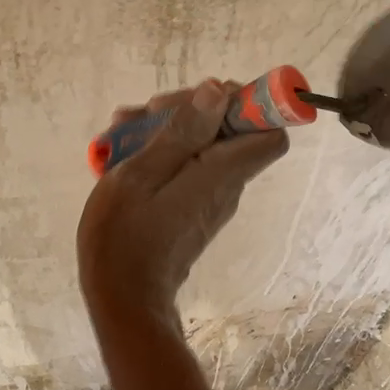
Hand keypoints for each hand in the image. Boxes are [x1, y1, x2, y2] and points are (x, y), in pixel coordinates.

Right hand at [77, 80, 289, 322]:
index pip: (269, 131)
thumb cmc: (125, 234)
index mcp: (220, 174)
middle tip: (141, 111)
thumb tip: (219, 91)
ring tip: (119, 130)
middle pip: (230, 132)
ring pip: (203, 147)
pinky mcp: (191, 211)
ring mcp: (209, 201)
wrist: (122, 298)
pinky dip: (162, 153)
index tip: (201, 96)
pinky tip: (123, 155)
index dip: (246, 104)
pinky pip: (188, 168)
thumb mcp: (142, 174)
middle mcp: (226, 186)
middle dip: (188, 110)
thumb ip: (182, 132)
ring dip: (166, 129)